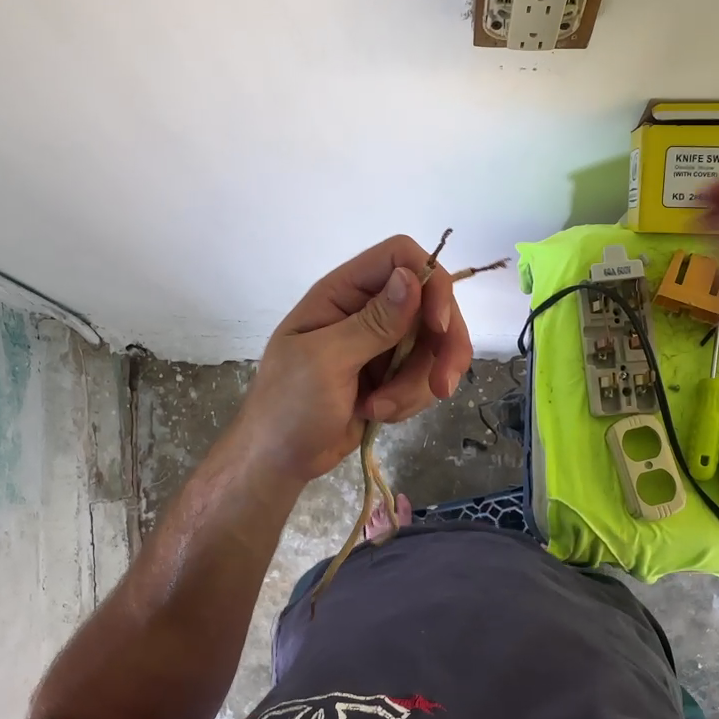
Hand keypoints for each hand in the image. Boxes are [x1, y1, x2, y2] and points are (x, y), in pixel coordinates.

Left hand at [234, 235, 472, 483]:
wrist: (277, 461)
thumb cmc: (287, 407)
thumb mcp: (326, 362)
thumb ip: (373, 322)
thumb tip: (411, 276)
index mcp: (341, 292)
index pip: (399, 257)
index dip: (429, 283)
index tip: (438, 327)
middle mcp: (365, 310)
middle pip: (431, 304)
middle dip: (441, 347)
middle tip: (441, 386)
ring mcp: (380, 344)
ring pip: (432, 347)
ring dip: (416, 385)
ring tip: (379, 410)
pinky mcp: (390, 375)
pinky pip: (424, 376)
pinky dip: (410, 400)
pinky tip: (378, 416)